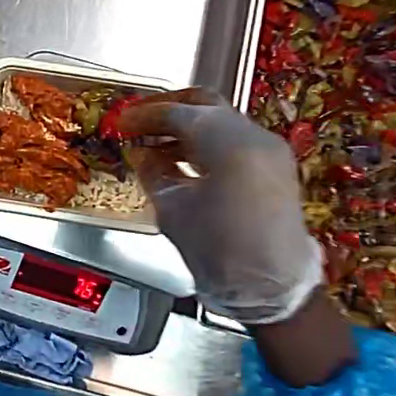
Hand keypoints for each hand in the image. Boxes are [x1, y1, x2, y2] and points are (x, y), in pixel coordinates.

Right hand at [116, 90, 321, 325]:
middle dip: (167, 108)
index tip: (120, 122)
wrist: (273, 290)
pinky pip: (233, 138)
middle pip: (204, 105)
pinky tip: (179, 157)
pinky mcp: (274, 166)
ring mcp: (269, 150)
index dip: (144, 116)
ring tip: (153, 141)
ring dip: (186, 124)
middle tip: (137, 120)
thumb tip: (141, 152)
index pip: (179, 114)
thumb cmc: (219, 252)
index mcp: (229, 146)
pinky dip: (205, 139)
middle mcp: (255, 138)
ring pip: (220, 118)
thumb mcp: (172, 209)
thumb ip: (153, 171)